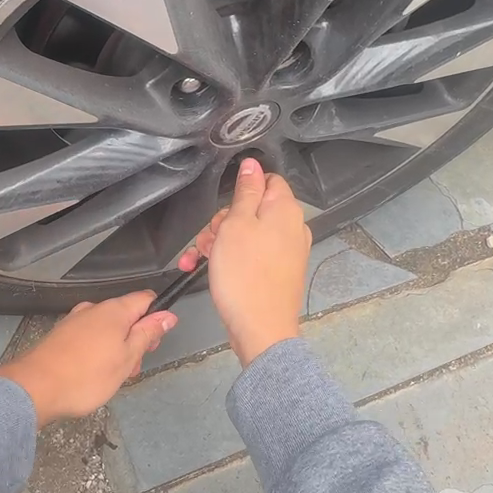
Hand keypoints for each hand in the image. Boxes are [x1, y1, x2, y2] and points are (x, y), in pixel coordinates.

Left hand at [0, 292, 174, 427]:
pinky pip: (89, 336)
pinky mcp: (61, 335)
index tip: (154, 342)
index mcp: (114, 310)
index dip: (157, 317)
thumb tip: (168, 315)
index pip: (146, 299)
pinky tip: (91, 374)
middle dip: (135, 338)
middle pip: (126, 315)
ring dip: (116, 348)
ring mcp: (75, 320)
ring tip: (111, 377)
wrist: (35, 388)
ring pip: (107, 328)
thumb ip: (148, 334)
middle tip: (132, 368)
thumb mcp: (127, 358)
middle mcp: (94, 308)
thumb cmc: (87, 375)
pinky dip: (97, 351)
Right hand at [178, 158, 311, 365]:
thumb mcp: (236, 224)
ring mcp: (286, 251)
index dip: (241, 189)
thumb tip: (252, 163)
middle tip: (210, 238)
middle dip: (224, 220)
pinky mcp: (277, 271)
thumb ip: (246, 191)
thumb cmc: (245, 275)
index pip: (267, 180)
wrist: (260, 329)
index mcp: (286, 209)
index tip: (223, 208)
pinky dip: (230, 257)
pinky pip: (251, 254)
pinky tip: (205, 268)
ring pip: (247, 232)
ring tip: (201, 257)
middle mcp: (291, 227)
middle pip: (252, 208)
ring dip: (220, 241)